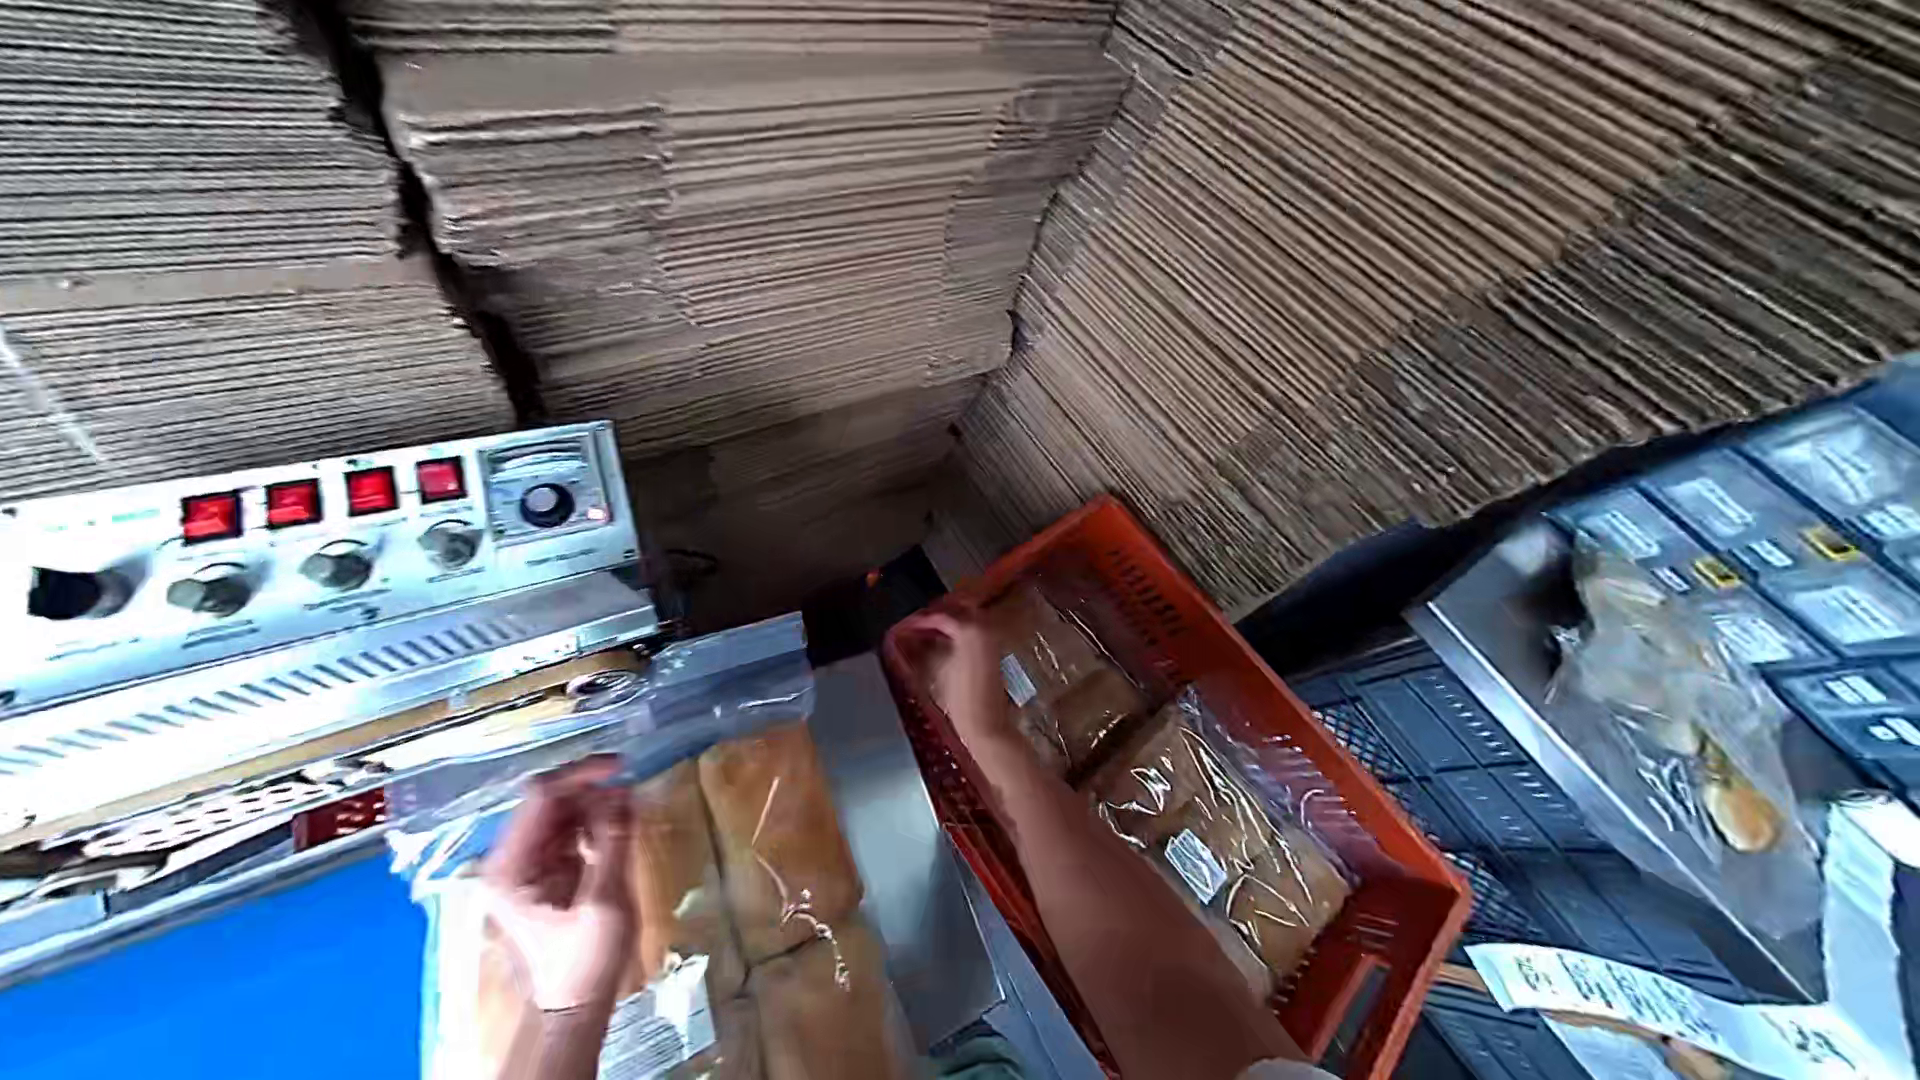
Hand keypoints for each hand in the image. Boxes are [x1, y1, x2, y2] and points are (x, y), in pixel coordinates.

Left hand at [481, 756, 635, 1011]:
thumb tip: (624, 791)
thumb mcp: (604, 900)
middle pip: (550, 799)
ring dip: (597, 803)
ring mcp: (529, 863)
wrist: (576, 1004)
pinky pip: (572, 827)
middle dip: (592, 788)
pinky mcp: (549, 869)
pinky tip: (620, 826)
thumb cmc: (586, 960)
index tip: (622, 766)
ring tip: (629, 811)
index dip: (581, 774)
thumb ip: (612, 842)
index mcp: (510, 867)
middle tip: (632, 791)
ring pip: (563, 810)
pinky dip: (597, 819)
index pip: (540, 796)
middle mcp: (512, 859)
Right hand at [895, 607, 1015, 750]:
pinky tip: (946, 641)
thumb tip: (911, 636)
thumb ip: (923, 647)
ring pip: (970, 618)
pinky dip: (961, 630)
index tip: (906, 625)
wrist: (986, 723)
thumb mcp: (935, 669)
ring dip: (951, 620)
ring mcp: (992, 639)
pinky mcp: (995, 651)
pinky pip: (976, 630)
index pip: (941, 616)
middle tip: (919, 622)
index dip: (921, 620)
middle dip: (939, 613)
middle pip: (959, 609)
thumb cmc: (959, 699)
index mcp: (968, 630)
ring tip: (930, 629)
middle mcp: (984, 628)